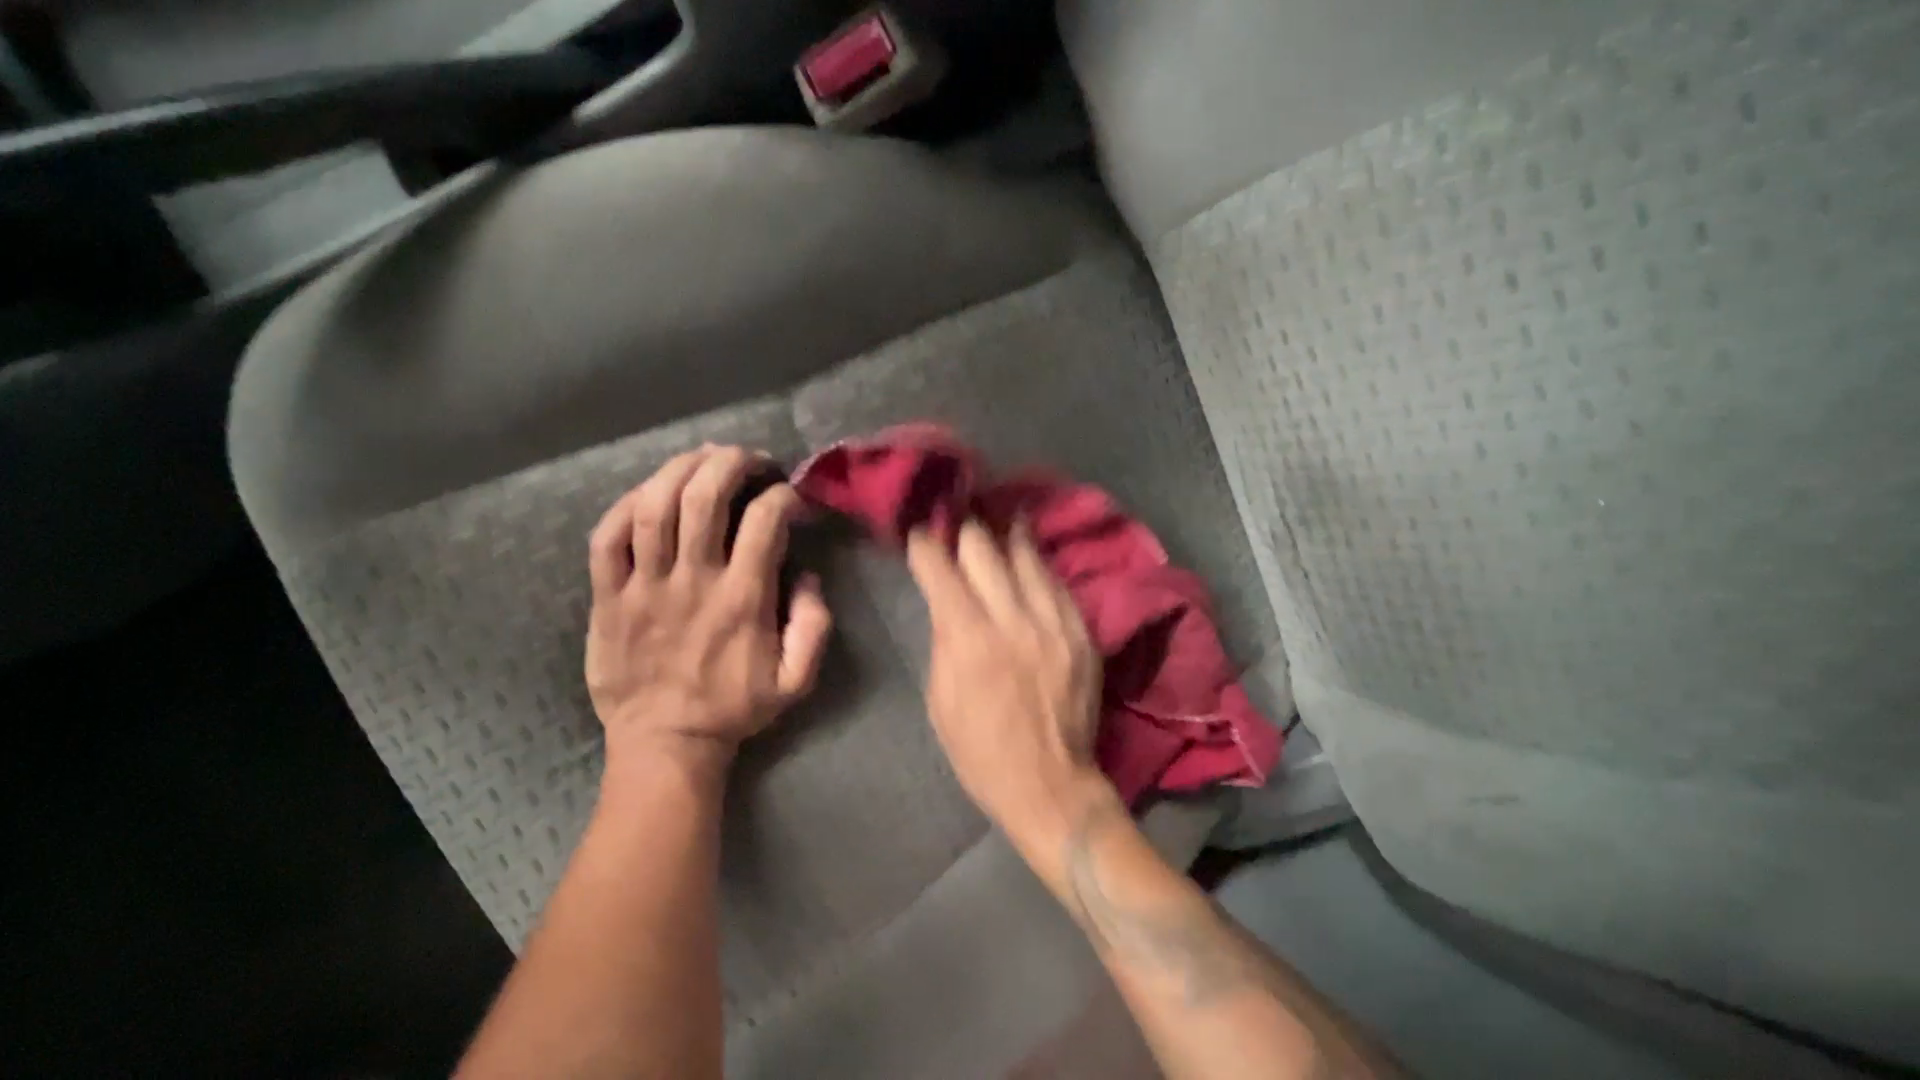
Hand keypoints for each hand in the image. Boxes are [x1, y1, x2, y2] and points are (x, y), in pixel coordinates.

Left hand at [585, 445, 832, 774]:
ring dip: (680, 469)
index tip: (790, 497)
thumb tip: (808, 575)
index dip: (783, 495)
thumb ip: (814, 627)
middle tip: (748, 459)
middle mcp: (693, 581)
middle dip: (731, 463)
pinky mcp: (608, 596)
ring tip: (701, 457)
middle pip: (705, 497)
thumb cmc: (733, 708)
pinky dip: (625, 505)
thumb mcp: (796, 681)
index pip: (765, 520)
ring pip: (654, 506)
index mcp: (742, 599)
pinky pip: (606, 537)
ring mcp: (644, 586)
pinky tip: (647, 492)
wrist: (665, 742)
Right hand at [906, 519, 1111, 847]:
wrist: (1048, 783)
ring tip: (1000, 520)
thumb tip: (947, 600)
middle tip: (958, 522)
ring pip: (1028, 556)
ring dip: (1008, 537)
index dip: (924, 544)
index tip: (918, 534)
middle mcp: (1014, 618)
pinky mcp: (1083, 633)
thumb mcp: (940, 698)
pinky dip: (1039, 569)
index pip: (941, 567)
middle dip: (964, 531)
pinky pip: (1059, 584)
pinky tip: (1032, 561)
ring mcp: (1055, 623)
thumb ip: (944, 640)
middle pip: (985, 547)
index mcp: (969, 638)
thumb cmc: (979, 750)